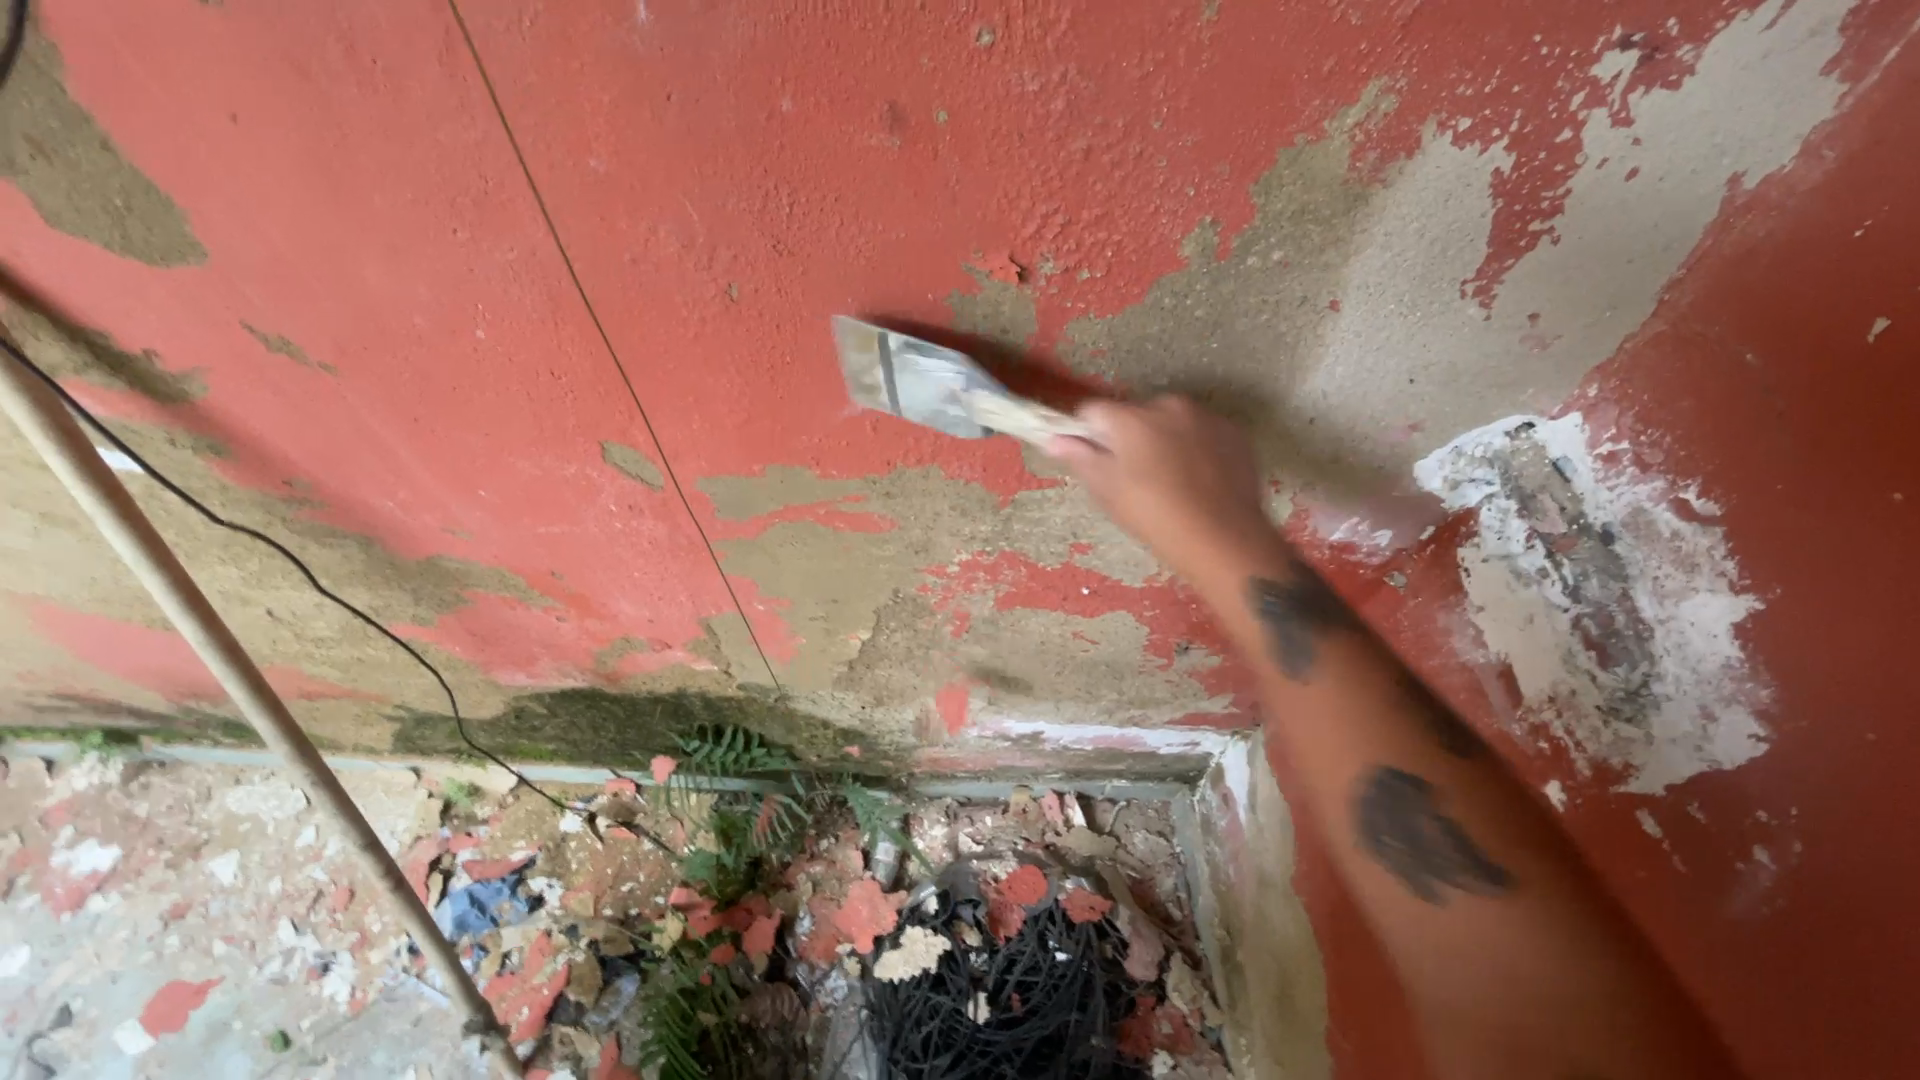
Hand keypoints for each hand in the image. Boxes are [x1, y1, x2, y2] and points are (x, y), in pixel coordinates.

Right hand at [1046, 396, 1280, 583]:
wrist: (1222, 538)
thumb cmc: (1154, 516)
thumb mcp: (1107, 491)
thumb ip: (1080, 457)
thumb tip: (1054, 439)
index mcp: (1132, 418)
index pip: (1093, 410)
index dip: (1088, 432)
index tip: (1095, 458)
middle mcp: (1169, 406)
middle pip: (1135, 413)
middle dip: (1129, 437)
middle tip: (1134, 477)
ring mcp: (1206, 417)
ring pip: (1171, 421)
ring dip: (1163, 440)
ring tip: (1170, 481)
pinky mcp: (1234, 433)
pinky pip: (1202, 432)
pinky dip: (1195, 448)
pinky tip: (1197, 480)